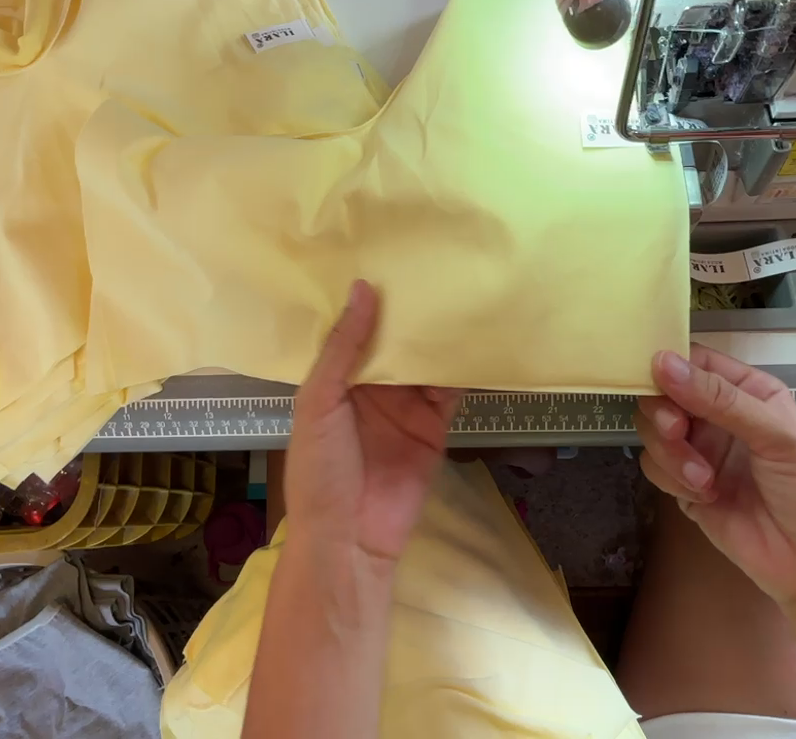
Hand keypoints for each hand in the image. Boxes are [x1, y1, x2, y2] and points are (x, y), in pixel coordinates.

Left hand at [284, 280, 462, 568]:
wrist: (350, 540)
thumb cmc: (319, 467)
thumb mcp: (320, 401)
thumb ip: (343, 347)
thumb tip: (363, 287)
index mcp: (336, 378)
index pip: (355, 329)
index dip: (370, 298)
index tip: (387, 255)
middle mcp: (371, 386)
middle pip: (394, 340)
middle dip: (409, 309)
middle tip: (432, 261)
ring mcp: (405, 405)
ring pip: (424, 359)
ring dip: (437, 333)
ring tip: (458, 287)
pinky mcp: (434, 424)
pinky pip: (449, 389)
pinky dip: (461, 366)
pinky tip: (475, 336)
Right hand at [634, 345, 795, 611]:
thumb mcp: (779, 437)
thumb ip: (721, 399)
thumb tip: (663, 362)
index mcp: (746, 391)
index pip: (695, 361)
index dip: (670, 364)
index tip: (654, 376)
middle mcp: (718, 416)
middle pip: (663, 394)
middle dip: (663, 412)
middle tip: (676, 431)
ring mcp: (700, 451)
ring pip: (653, 430)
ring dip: (669, 451)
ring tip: (702, 479)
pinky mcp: (685, 486)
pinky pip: (654, 467)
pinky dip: (670, 478)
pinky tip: (703, 495)